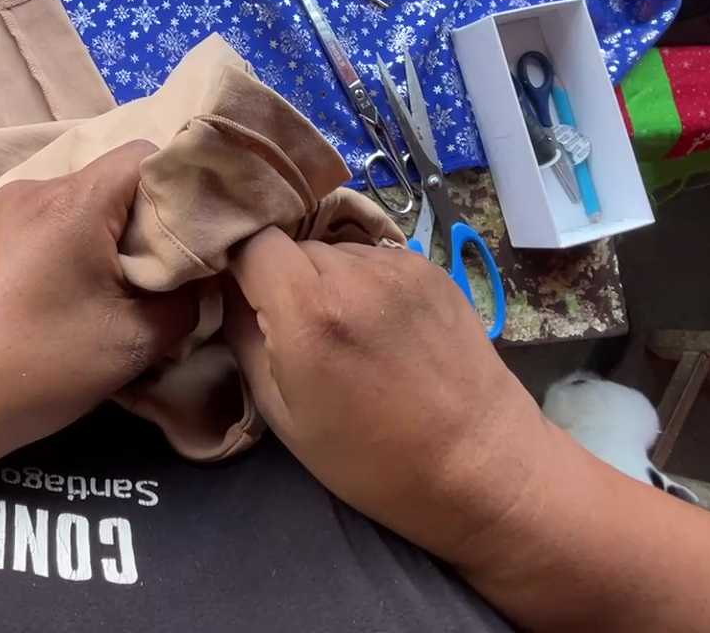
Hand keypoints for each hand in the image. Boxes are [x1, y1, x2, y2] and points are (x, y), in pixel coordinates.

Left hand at [0, 140, 200, 469]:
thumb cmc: (38, 366)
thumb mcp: (133, 343)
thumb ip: (187, 301)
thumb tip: (202, 276)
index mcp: (74, 201)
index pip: (146, 155)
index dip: (179, 186)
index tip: (193, 232)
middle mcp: (35, 186)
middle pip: (110, 176)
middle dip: (142, 215)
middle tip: (157, 267)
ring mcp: (0, 203)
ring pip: (77, 196)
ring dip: (102, 228)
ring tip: (108, 281)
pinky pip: (44, 213)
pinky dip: (67, 236)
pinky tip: (63, 283)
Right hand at [223, 231, 556, 562]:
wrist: (484, 468)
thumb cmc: (371, 458)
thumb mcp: (281, 411)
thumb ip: (243, 334)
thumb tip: (226, 288)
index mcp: (309, 309)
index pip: (250, 241)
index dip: (238, 264)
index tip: (240, 293)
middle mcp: (353, 271)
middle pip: (291, 243)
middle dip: (281, 276)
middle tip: (296, 326)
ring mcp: (397, 263)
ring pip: (331, 248)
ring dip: (323, 277)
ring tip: (346, 329)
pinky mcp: (429, 265)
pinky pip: (370, 257)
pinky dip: (361, 280)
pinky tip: (380, 323)